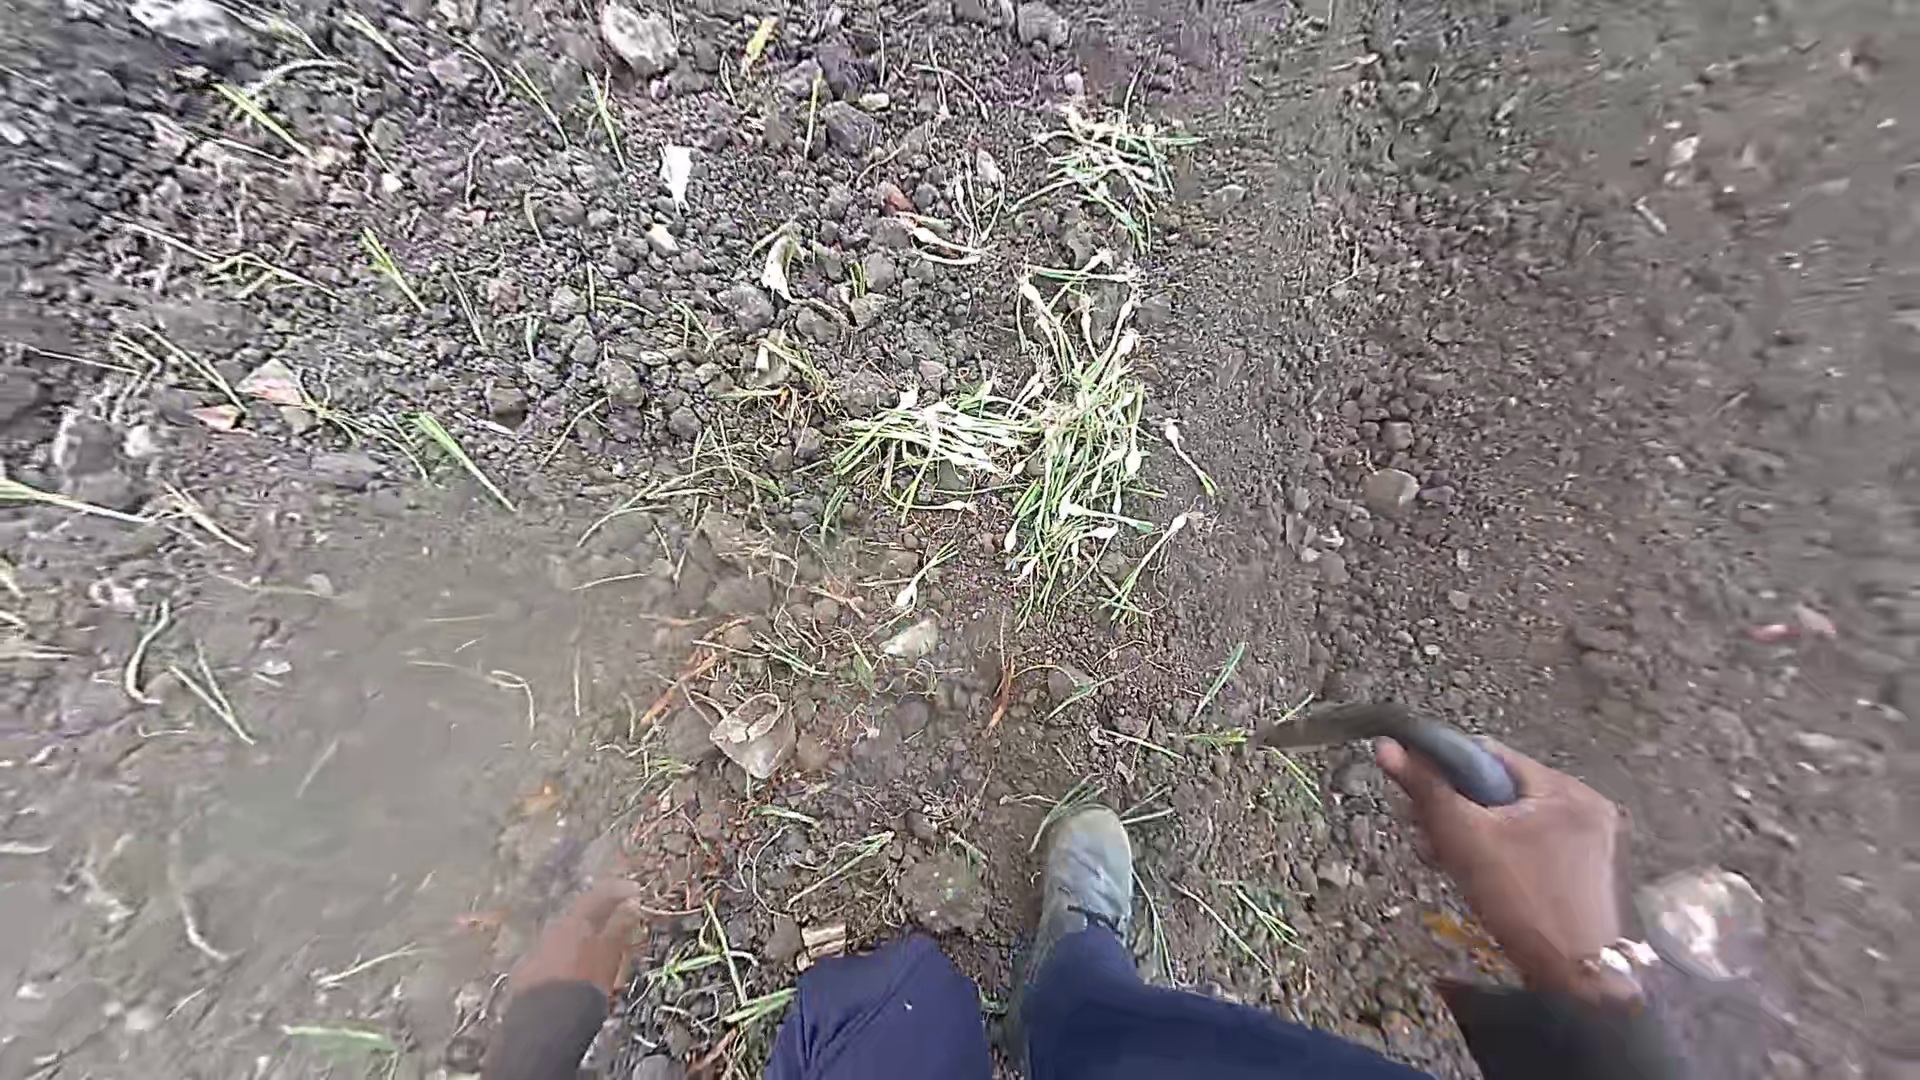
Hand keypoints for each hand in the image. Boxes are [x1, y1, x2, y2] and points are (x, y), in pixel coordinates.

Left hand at [506, 879, 643, 996]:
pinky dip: (570, 957)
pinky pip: (554, 957)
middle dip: (601, 917)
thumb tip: (631, 904)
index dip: (620, 890)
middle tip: (620, 921)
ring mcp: (536, 954)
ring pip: (567, 937)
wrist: (545, 1027)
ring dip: (586, 938)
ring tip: (602, 951)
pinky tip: (578, 971)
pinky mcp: (527, 977)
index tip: (635, 891)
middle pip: (581, 915)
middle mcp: (553, 930)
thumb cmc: (587, 982)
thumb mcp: (611, 951)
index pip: (600, 893)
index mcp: (575, 919)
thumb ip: (621, 924)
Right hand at [1376, 737, 1633, 1003]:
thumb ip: (1421, 784)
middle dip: (1449, 806)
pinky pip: (1520, 839)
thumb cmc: (1521, 898)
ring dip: (1463, 829)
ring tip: (1443, 855)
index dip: (1441, 768)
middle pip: (1491, 785)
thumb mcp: (1459, 832)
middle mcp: (1584, 807)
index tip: (1416, 793)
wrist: (1580, 983)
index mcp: (1565, 790)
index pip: (1483, 753)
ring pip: (1501, 814)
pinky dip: (1489, 847)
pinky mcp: (1581, 869)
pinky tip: (1469, 869)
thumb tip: (1386, 745)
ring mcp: (1588, 840)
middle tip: (1426, 830)